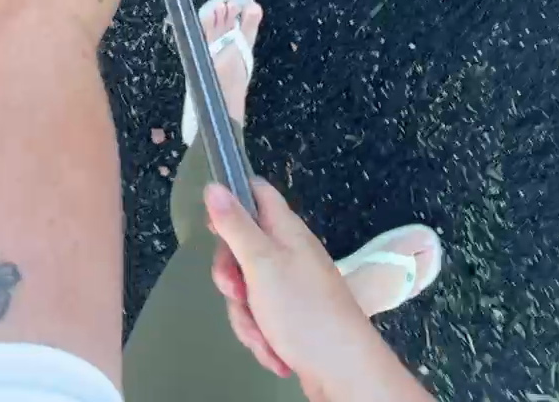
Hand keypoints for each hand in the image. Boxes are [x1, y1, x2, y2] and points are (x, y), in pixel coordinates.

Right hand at [204, 180, 386, 385]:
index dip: (230, 201)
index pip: (255, 191)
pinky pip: (260, 315)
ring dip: (246, 315)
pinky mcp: (292, 316)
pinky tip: (274, 352)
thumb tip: (213, 184)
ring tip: (261, 335)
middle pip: (242, 246)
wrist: (345, 375)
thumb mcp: (261, 261)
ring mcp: (291, 285)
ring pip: (247, 287)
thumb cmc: (303, 309)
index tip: (214, 229)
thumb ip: (234, 224)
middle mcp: (288, 251)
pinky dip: (261, 334)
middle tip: (235, 291)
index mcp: (284, 228)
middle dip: (231, 276)